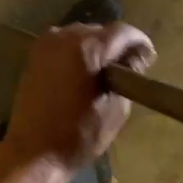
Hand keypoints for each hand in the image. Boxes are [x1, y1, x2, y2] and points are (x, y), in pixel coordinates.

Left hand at [0, 22, 156, 180]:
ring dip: (97, 48)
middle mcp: (63, 36)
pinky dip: (78, 52)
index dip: (140, 42)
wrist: (33, 151)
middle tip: (131, 67)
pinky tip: (85, 73)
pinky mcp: (35, 54)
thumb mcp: (115, 109)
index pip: (121, 32)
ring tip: (108, 72)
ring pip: (80, 35)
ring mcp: (45, 43)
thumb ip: (127, 77)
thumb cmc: (79, 134)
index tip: (150, 58)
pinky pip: (64, 44)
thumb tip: (136, 58)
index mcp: (86, 48)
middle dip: (117, 45)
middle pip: (99, 31)